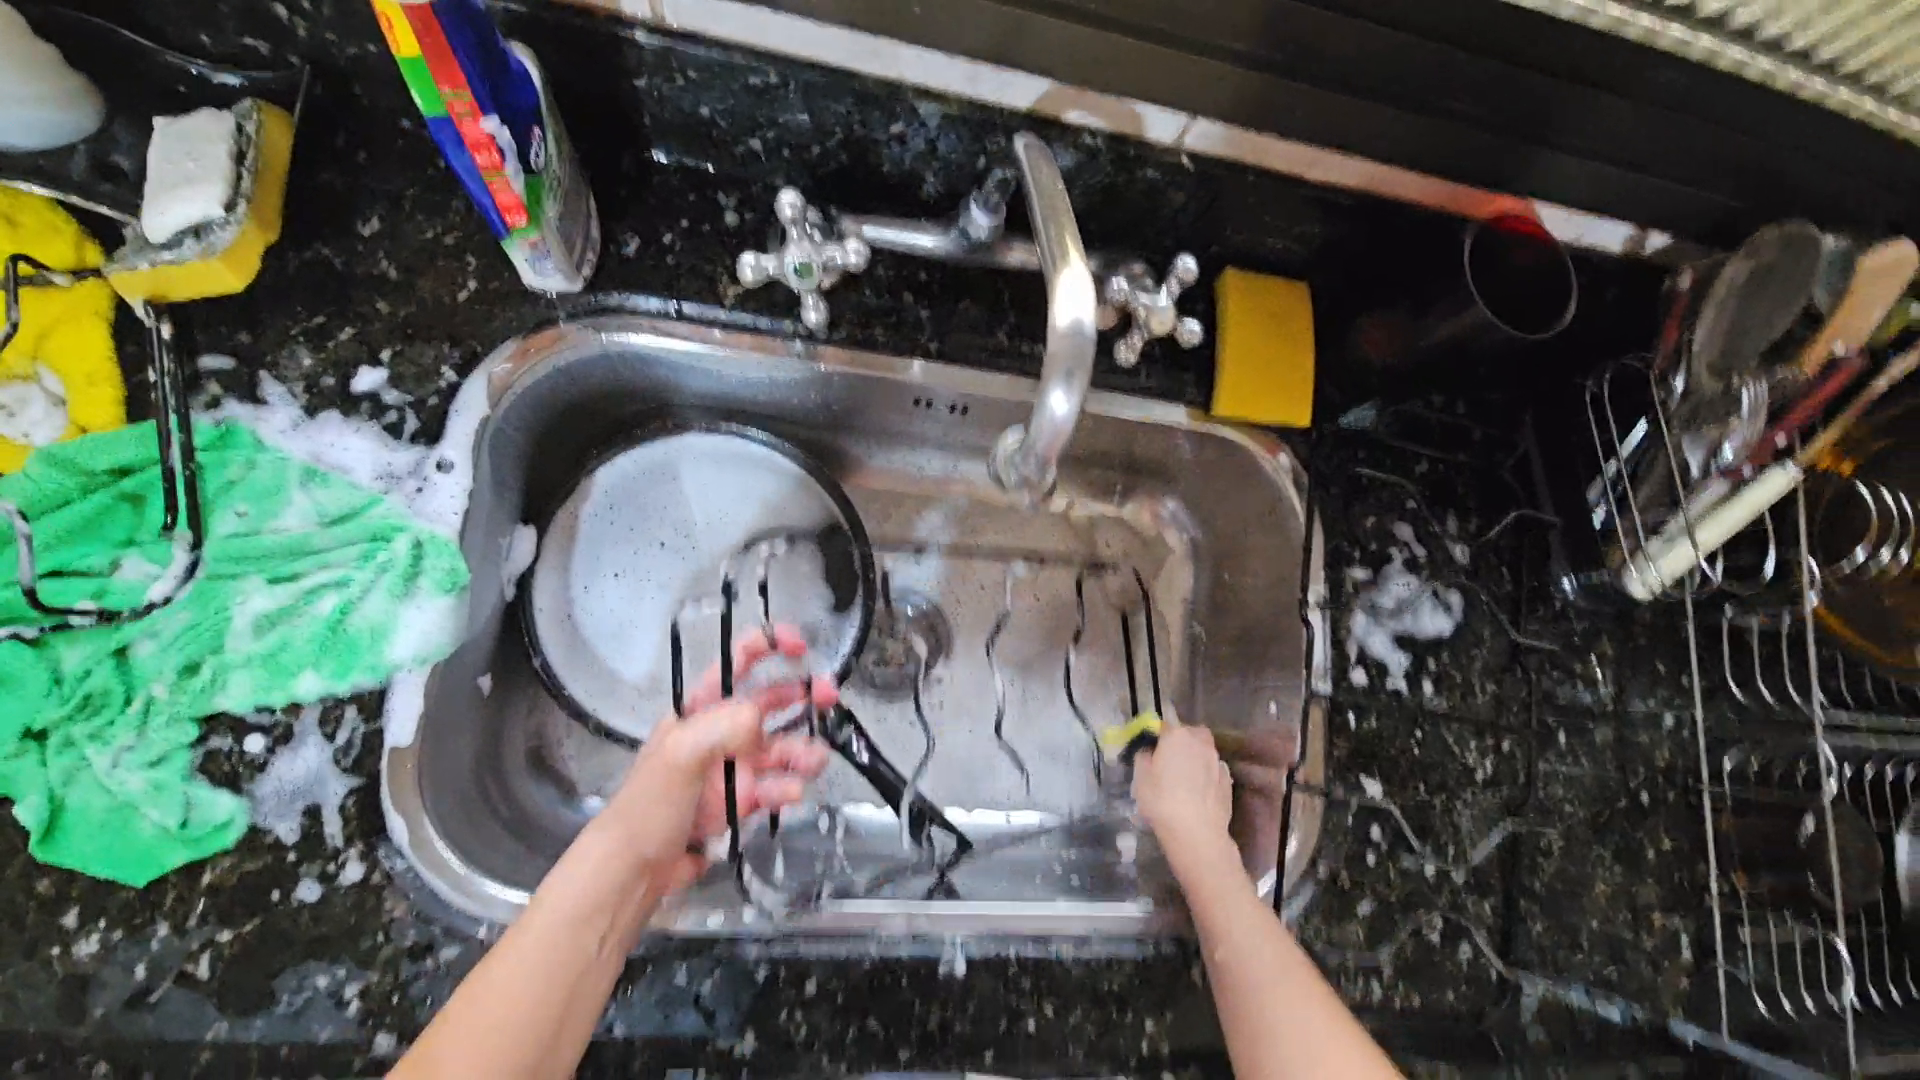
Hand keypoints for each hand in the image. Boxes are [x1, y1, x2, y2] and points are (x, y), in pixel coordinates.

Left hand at [603, 626, 836, 892]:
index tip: (802, 646)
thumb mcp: (680, 755)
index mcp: (701, 709)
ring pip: (783, 746)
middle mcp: (721, 732)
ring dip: (804, 749)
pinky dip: (790, 787)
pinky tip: (792, 794)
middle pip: (770, 701)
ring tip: (815, 761)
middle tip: (832, 696)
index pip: (737, 662)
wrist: (634, 871)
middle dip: (803, 695)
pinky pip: (777, 786)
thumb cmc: (649, 804)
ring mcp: (734, 768)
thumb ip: (722, 727)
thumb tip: (761, 719)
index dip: (769, 645)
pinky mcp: (743, 802)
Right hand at [1132, 721, 1235, 871]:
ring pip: (1204, 750)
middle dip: (1181, 740)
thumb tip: (1149, 751)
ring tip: (1184, 777)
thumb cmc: (1162, 801)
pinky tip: (1199, 790)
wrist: (1197, 832)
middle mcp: (1200, 742)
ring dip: (1195, 757)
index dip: (1156, 735)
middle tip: (1169, 758)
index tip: (1150, 748)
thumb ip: (1143, 757)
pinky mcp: (1228, 780)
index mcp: (1177, 735)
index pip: (1164, 724)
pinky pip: (1214, 769)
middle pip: (1190, 732)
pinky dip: (1207, 774)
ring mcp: (1217, 761)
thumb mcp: (1140, 778)